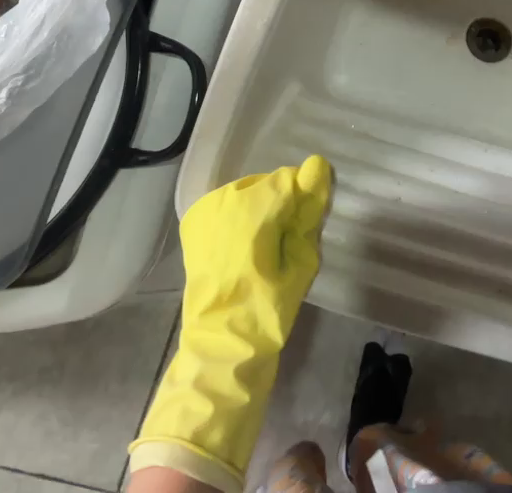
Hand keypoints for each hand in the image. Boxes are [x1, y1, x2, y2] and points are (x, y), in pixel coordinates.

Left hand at [129, 155, 333, 492]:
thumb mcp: (302, 260)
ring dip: (259, 208)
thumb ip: (309, 211)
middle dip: (280, 202)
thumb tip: (318, 170)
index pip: (290, 178)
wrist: (222, 340)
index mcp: (254, 207)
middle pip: (267, 183)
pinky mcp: (194, 220)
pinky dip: (238, 216)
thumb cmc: (268, 305)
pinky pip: (226, 204)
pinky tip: (240, 245)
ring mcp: (206, 208)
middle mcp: (226, 198)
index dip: (304, 196)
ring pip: (246, 192)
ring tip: (261, 245)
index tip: (307, 221)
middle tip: (285, 239)